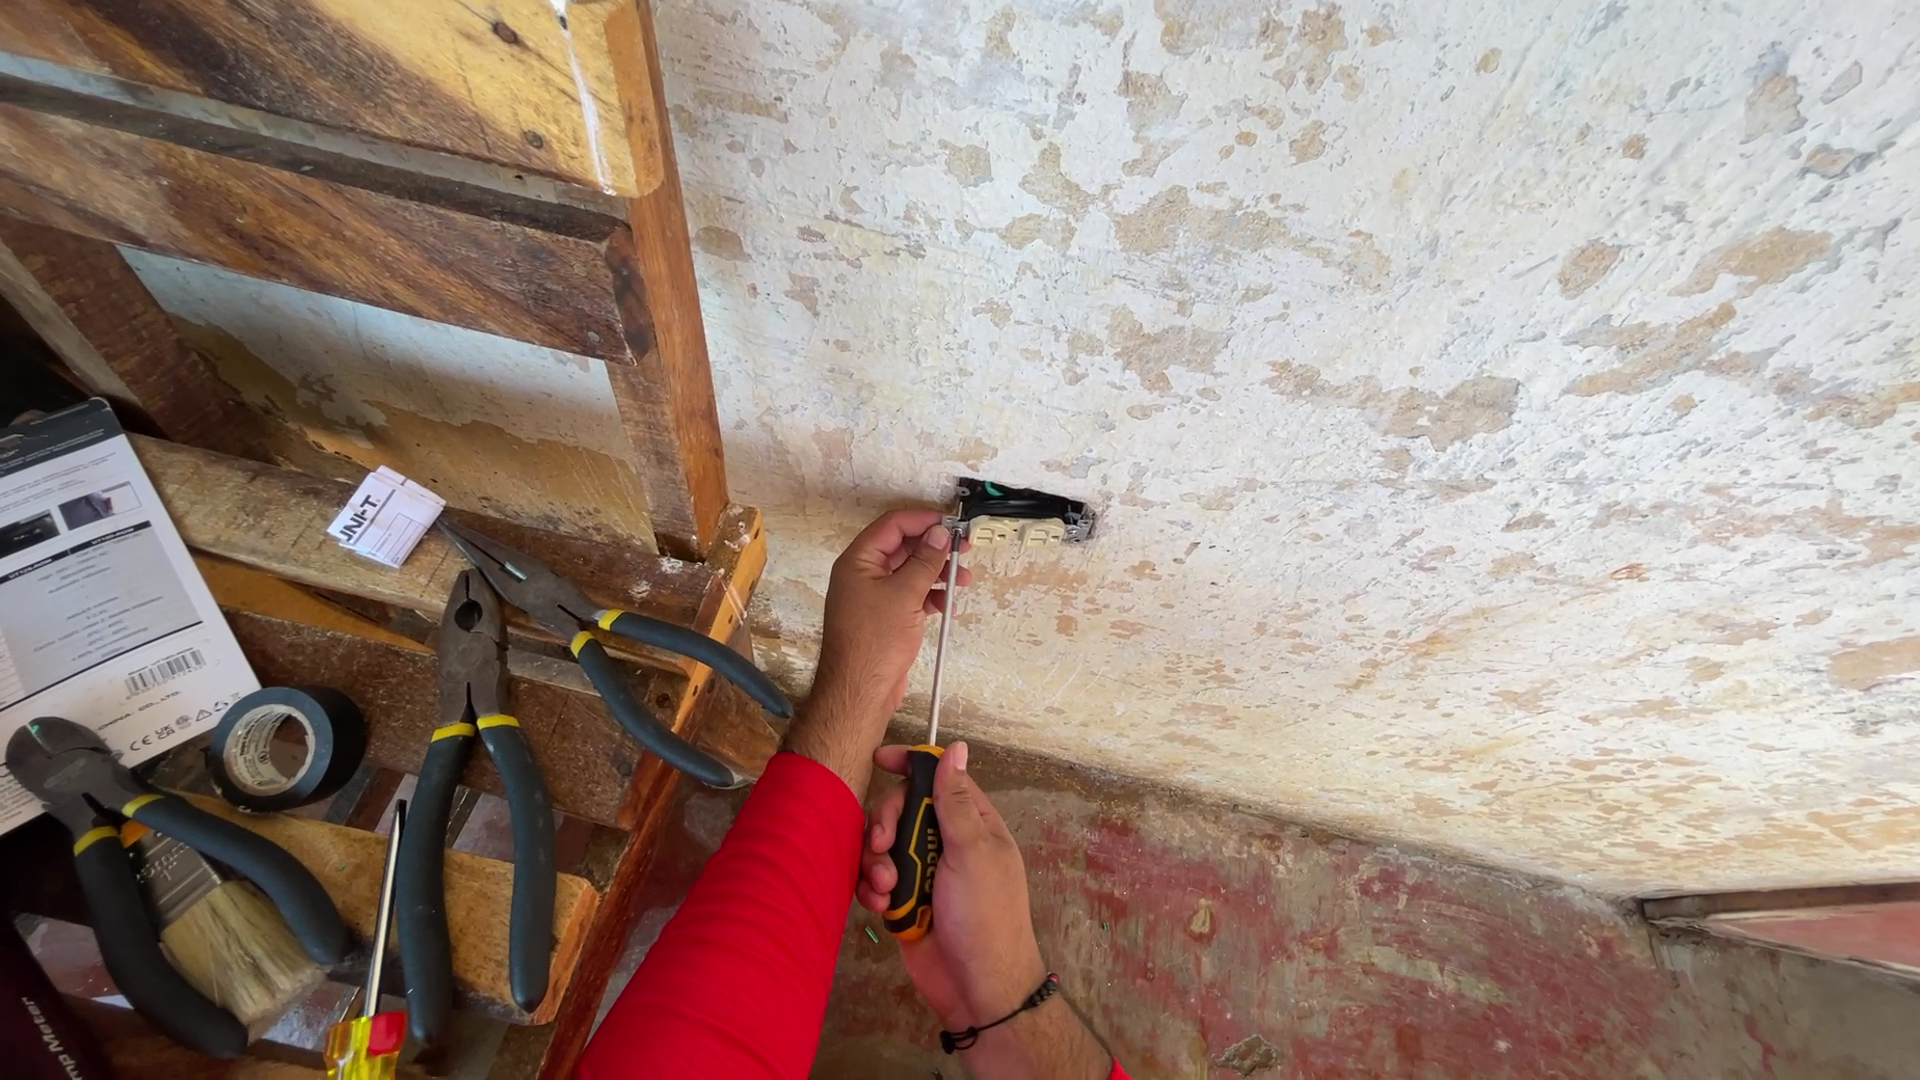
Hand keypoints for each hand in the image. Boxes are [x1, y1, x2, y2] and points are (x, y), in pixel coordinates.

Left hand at [813, 510, 971, 718]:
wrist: (861, 690)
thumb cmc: (872, 644)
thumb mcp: (905, 594)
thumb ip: (924, 561)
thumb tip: (939, 535)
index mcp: (858, 561)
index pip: (892, 525)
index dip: (923, 520)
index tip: (950, 524)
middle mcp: (863, 574)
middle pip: (903, 547)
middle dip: (934, 548)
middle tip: (962, 550)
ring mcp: (873, 596)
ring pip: (910, 572)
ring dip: (936, 573)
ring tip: (961, 580)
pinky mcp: (885, 616)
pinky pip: (910, 595)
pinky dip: (930, 596)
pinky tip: (946, 604)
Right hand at [856, 742, 1044, 1028]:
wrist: (977, 990)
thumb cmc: (985, 914)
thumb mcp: (972, 851)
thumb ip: (955, 800)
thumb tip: (957, 746)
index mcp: (971, 822)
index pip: (938, 778)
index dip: (910, 764)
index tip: (880, 759)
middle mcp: (946, 841)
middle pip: (902, 808)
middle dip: (886, 824)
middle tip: (883, 845)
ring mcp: (923, 871)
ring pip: (883, 844)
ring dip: (876, 863)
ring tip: (886, 890)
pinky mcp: (904, 901)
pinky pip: (875, 880)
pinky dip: (872, 890)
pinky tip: (881, 907)